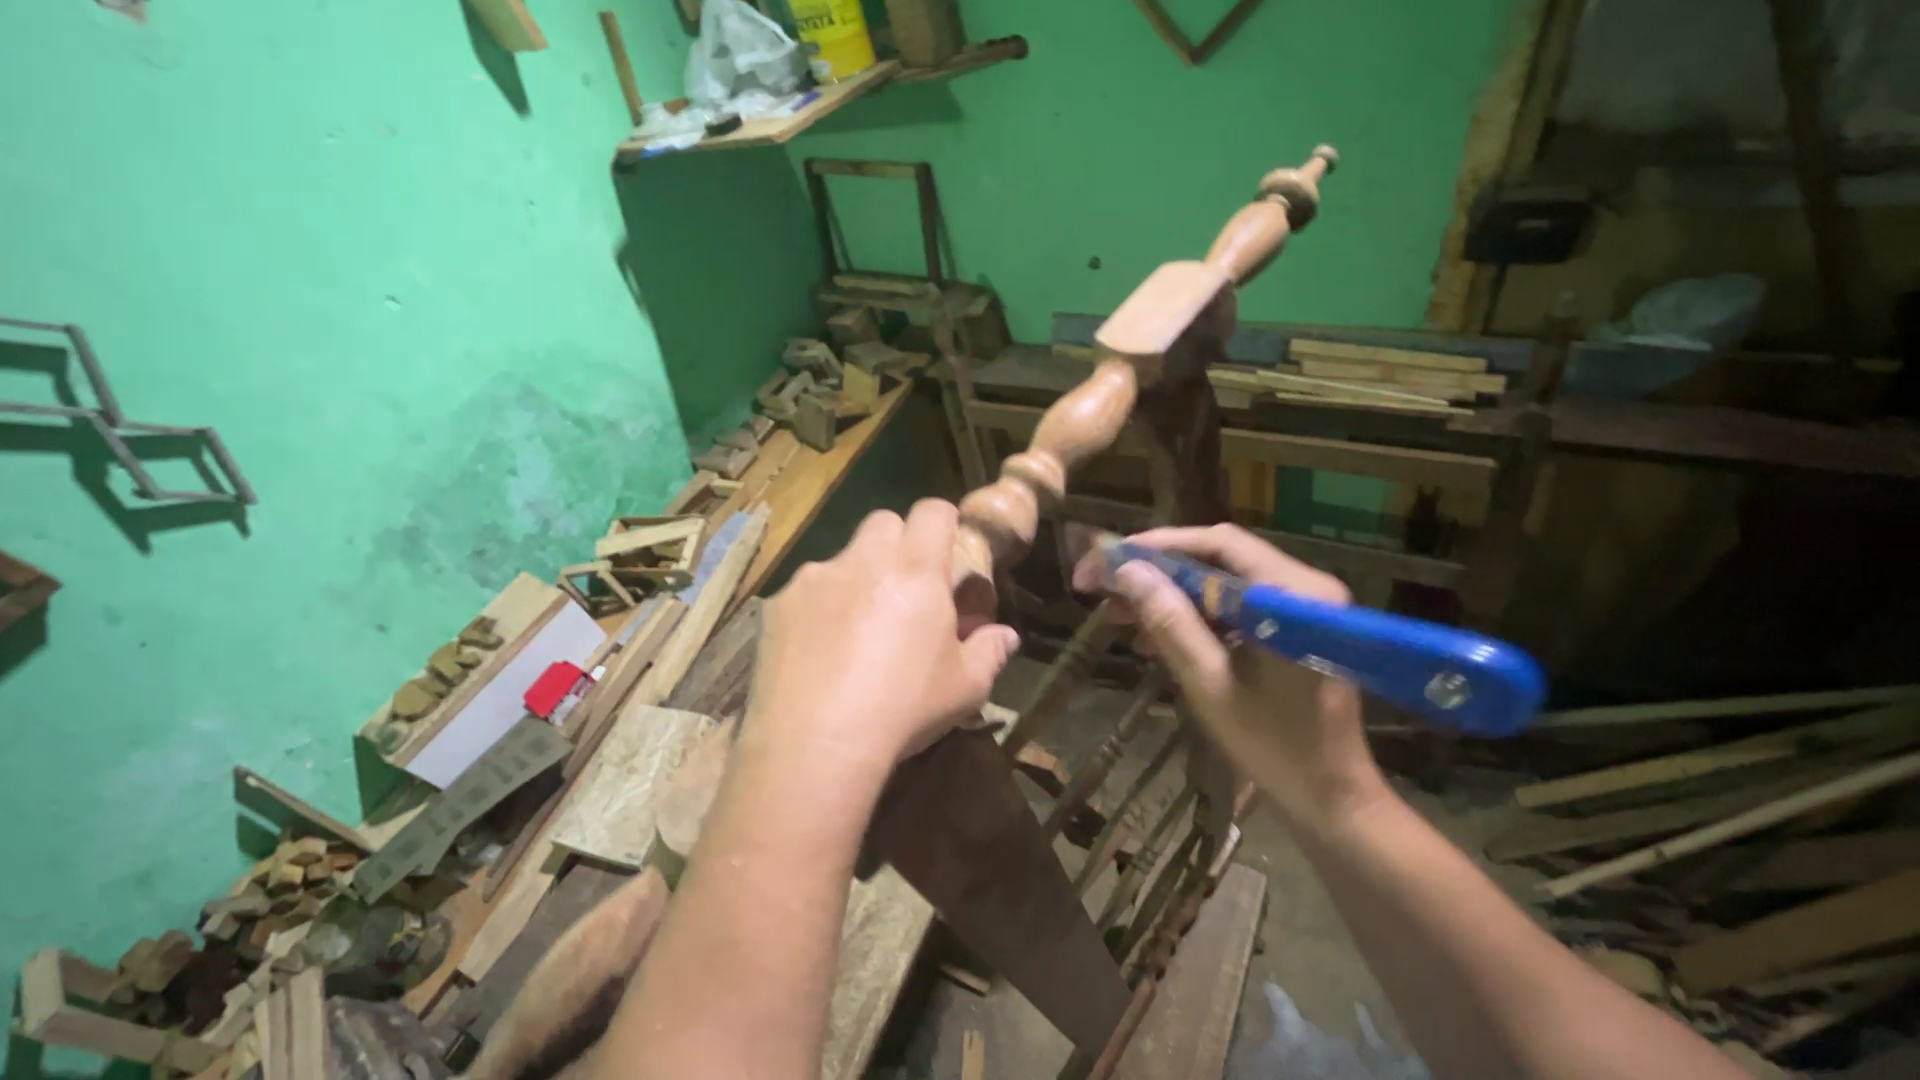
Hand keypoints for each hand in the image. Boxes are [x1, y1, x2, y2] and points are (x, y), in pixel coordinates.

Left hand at [750, 500, 1020, 776]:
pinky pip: (805, 592)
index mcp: (916, 569)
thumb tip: (1006, 635)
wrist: (815, 745)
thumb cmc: (904, 709)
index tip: (947, 552)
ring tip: (857, 630)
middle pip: (884, 523)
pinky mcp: (778, 606)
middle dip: (899, 544)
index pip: (933, 511)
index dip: (943, 523)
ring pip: (842, 558)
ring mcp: (814, 579)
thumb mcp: (966, 688)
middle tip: (906, 589)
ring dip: (857, 578)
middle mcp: (863, 560)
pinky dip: (818, 610)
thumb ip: (990, 651)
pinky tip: (818, 654)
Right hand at [1072, 525, 1387, 834]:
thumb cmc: (1275, 746)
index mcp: (1294, 594)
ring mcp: (1301, 605)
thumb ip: (1171, 622)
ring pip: (1221, 580)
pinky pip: (1234, 605)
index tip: (1108, 558)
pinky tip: (1153, 635)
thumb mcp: (1210, 684)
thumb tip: (1127, 571)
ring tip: (1117, 612)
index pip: (1219, 544)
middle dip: (1156, 570)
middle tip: (1101, 584)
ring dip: (1170, 593)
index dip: (1158, 545)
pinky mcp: (1292, 625)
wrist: (1330, 795)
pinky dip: (1193, 614)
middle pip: (1218, 558)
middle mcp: (1304, 586)